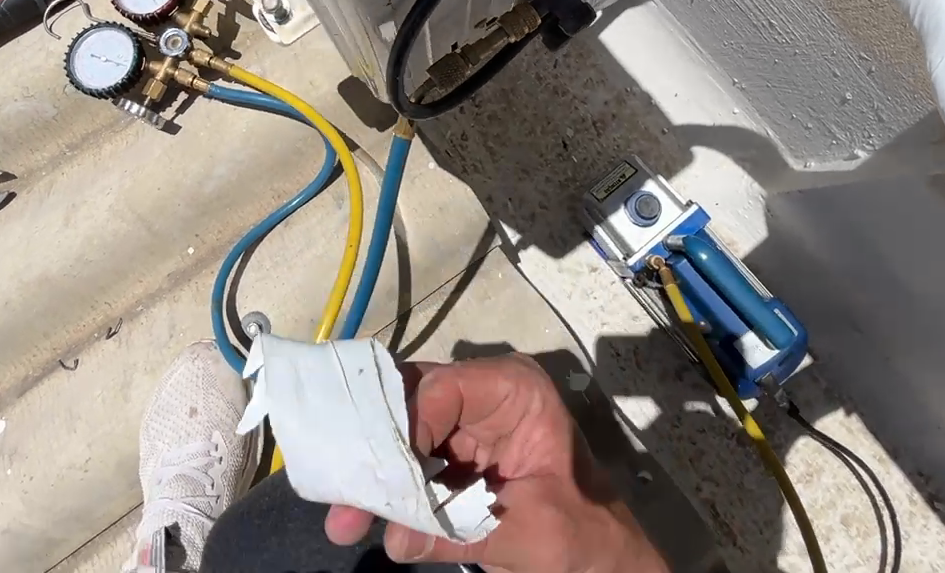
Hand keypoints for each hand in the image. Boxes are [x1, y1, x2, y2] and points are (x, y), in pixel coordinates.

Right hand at [323, 354, 665, 572]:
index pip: (445, 388)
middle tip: (340, 484)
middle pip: (415, 402)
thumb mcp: (533, 532)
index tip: (380, 471)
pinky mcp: (451, 451)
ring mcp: (463, 420)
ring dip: (375, 471)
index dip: (408, 424)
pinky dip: (388, 487)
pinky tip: (358, 512)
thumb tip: (395, 539)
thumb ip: (464, 530)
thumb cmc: (586, 530)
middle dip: (378, 446)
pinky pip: (410, 458)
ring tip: (342, 513)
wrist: (604, 556)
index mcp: (513, 388)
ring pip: (404, 429)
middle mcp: (481, 392)